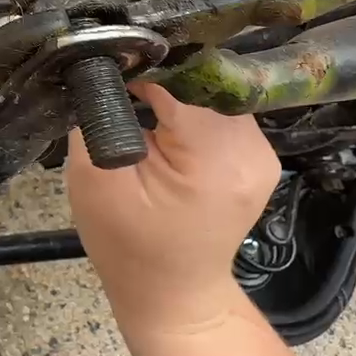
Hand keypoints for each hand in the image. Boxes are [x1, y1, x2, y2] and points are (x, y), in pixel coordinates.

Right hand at [64, 83, 280, 332]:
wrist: (171, 293)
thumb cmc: (126, 240)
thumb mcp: (94, 176)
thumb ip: (100, 113)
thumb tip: (103, 64)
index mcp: (215, 156)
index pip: (178, 76)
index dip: (141, 64)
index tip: (109, 63)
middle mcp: (251, 148)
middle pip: (199, 78)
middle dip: (159, 72)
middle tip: (118, 78)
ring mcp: (261, 151)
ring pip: (210, 86)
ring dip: (174, 86)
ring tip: (138, 95)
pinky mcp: (256, 154)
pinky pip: (219, 106)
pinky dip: (189, 104)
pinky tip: (162, 115)